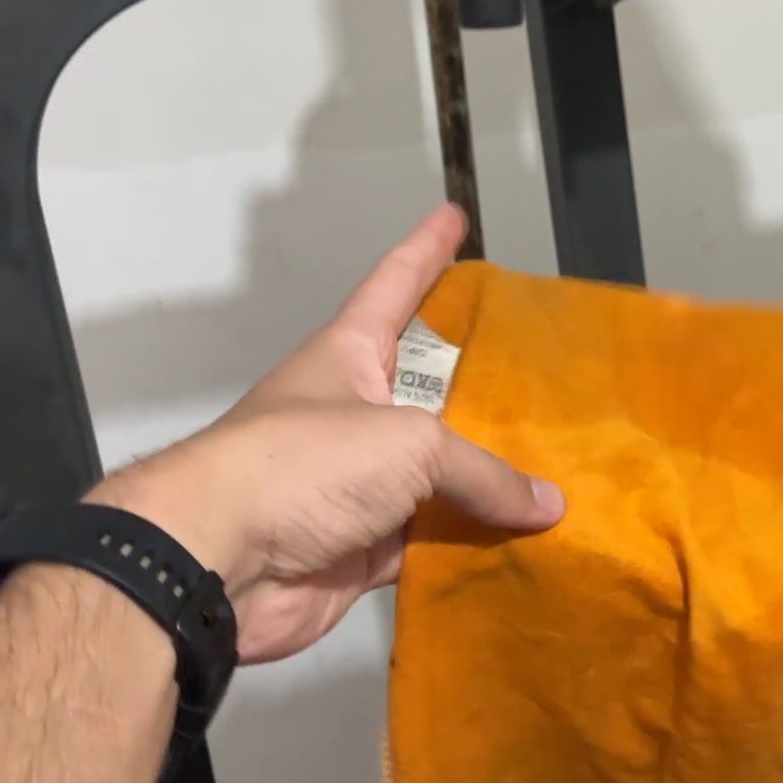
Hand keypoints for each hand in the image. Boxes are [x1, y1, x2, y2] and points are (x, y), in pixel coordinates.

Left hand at [89, 205, 564, 662]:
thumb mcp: (409, 444)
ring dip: (495, 481)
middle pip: (437, 392)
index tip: (454, 217)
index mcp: (350, 359)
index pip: (394, 288)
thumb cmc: (305, 465)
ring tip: (561, 469)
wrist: (220, 566)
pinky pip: (439, 539)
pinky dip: (479, 543)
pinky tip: (531, 540)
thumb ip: (486, 472)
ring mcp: (365, 485)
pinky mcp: (372, 545)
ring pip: (445, 476)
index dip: (425, 250)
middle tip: (550, 379)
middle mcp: (360, 417)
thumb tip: (551, 508)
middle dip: (490, 388)